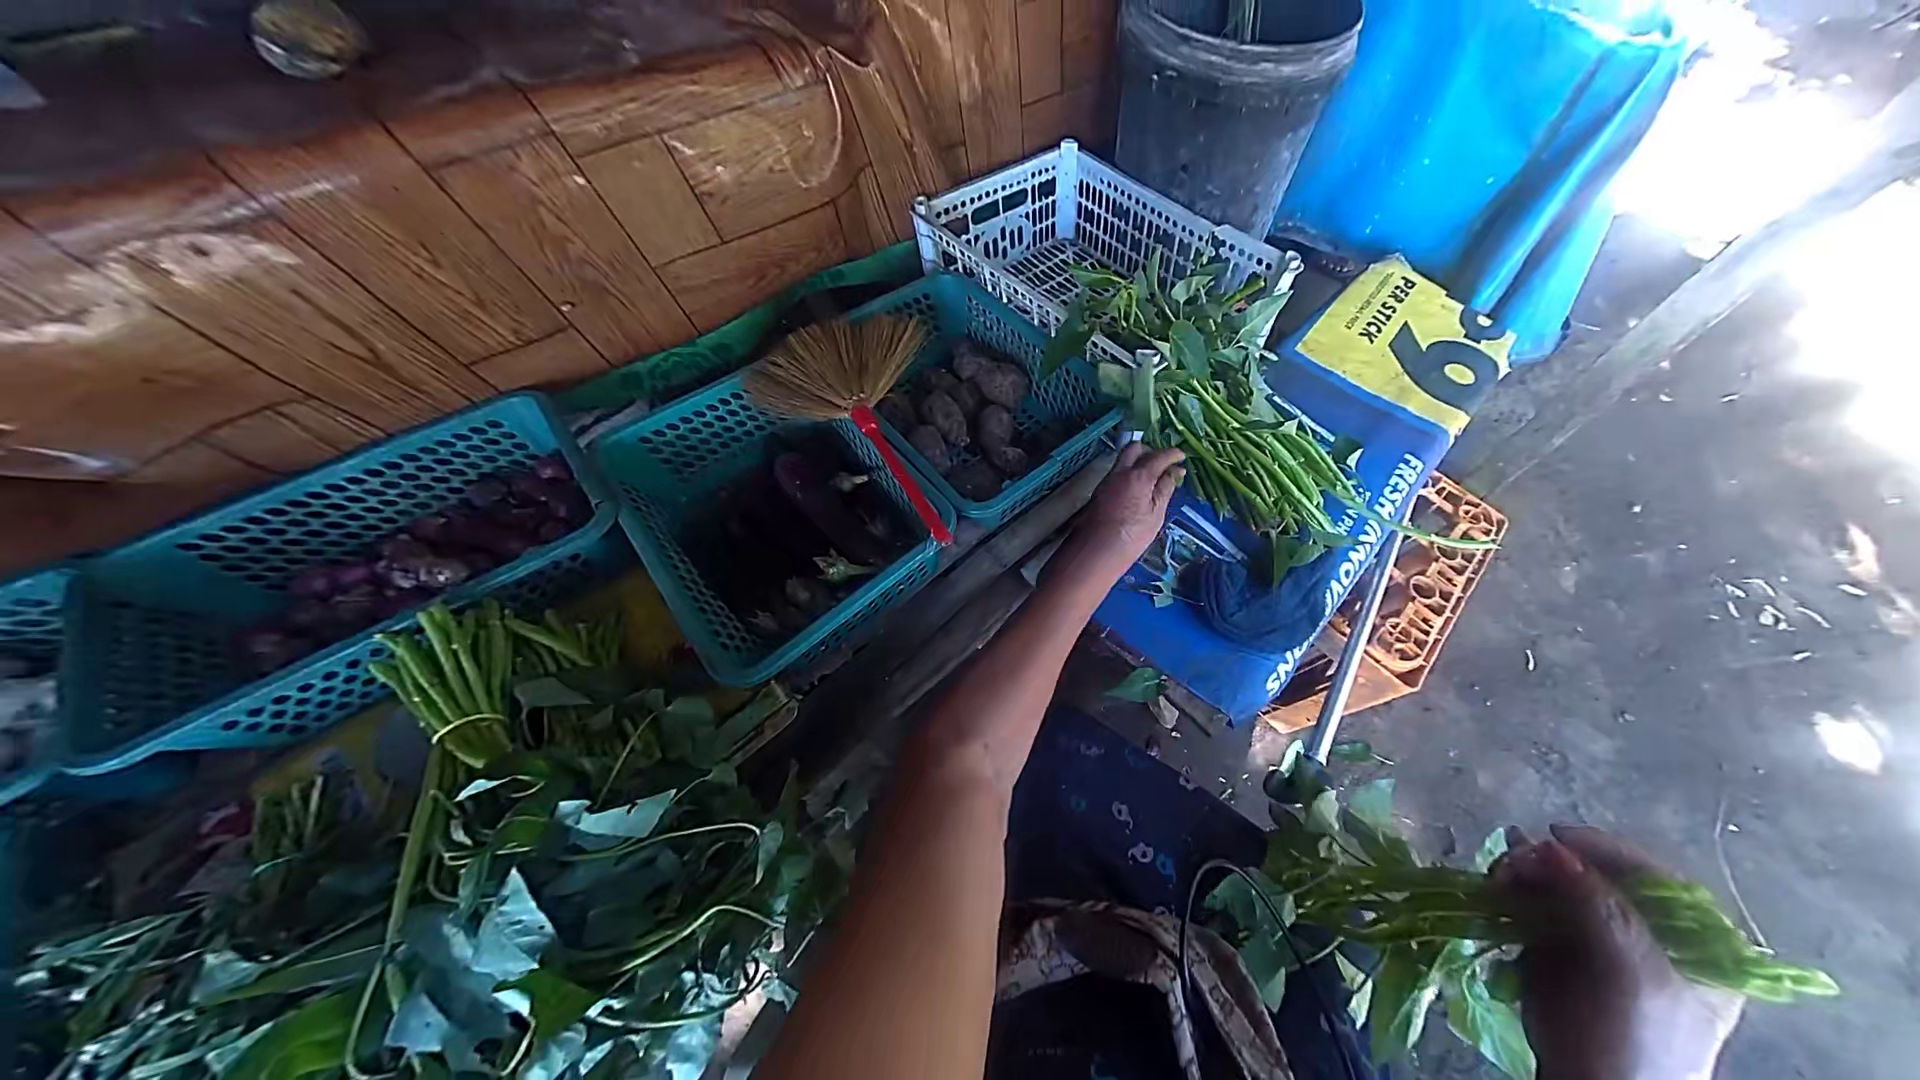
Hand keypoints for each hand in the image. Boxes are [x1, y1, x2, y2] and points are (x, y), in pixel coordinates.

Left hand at [1072, 442, 1184, 573]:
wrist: (1096, 550)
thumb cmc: (1132, 535)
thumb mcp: (1156, 514)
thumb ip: (1165, 488)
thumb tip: (1176, 471)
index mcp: (1138, 476)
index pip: (1158, 456)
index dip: (1172, 454)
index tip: (1181, 456)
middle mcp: (1119, 473)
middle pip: (1134, 448)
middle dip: (1150, 450)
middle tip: (1163, 463)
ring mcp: (1106, 480)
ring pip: (1123, 459)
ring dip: (1138, 461)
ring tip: (1152, 477)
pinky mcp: (1099, 490)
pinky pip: (1116, 472)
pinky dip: (1129, 472)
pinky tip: (1137, 487)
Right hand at [1490, 825, 1742, 1079]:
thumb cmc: (1633, 1041)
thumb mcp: (1632, 976)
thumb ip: (1601, 908)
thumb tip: (1549, 845)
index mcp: (1697, 945)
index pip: (1655, 877)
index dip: (1606, 851)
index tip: (1554, 836)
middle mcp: (1650, 933)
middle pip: (1598, 875)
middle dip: (1551, 862)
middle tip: (1514, 861)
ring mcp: (1601, 939)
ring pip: (1559, 885)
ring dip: (1525, 873)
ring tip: (1499, 877)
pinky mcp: (1559, 945)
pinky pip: (1535, 903)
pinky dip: (1513, 890)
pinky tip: (1495, 888)